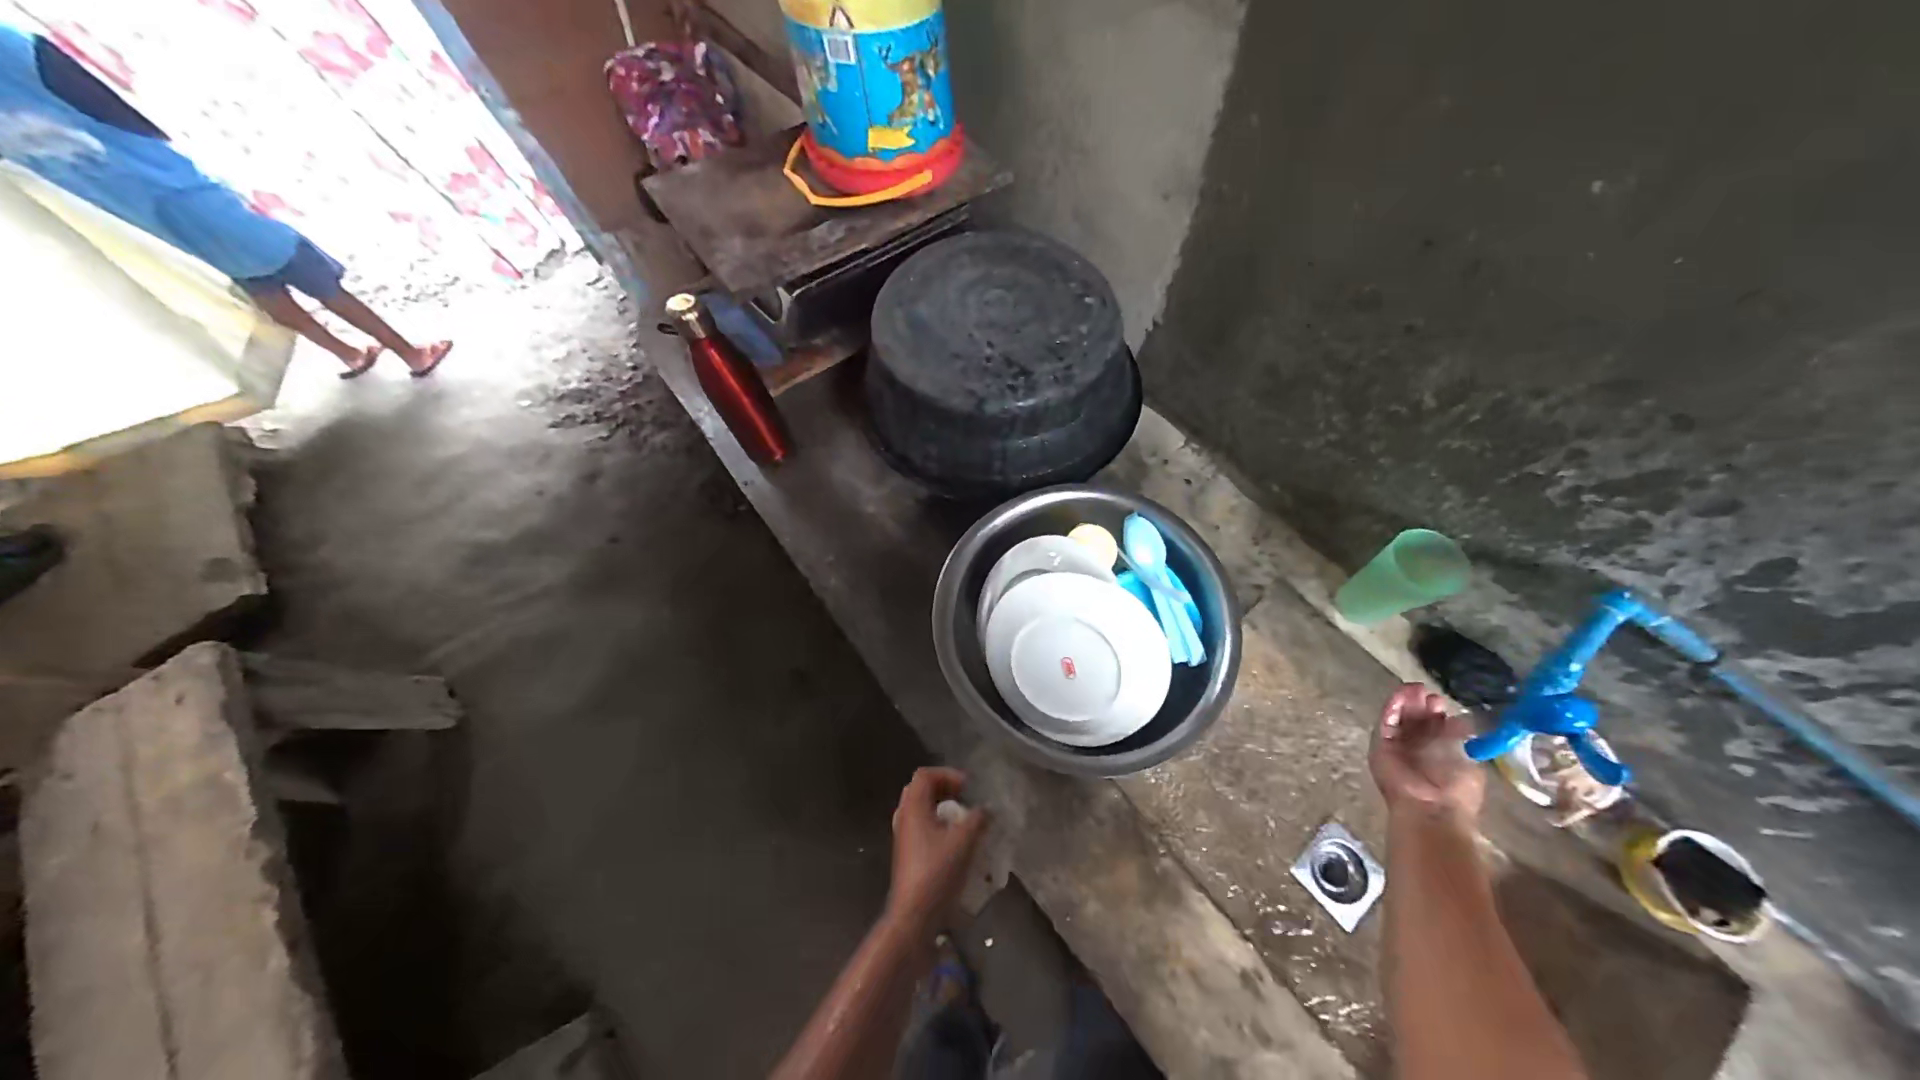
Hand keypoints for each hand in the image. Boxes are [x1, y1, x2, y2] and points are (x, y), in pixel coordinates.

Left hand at [886, 767, 988, 929]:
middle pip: (921, 790)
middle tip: (966, 798)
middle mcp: (904, 818)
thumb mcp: (964, 842)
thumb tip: (986, 810)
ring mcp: (904, 837)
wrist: (913, 916)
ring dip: (943, 808)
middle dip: (945, 789)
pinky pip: (922, 827)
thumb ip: (978, 820)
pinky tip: (957, 842)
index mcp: (912, 808)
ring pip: (922, 810)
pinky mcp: (908, 854)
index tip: (969, 787)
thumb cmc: (937, 873)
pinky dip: (939, 825)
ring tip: (964, 819)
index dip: (948, 774)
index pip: (925, 775)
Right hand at [1370, 684, 1484, 823]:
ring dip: (1404, 702)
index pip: (1434, 726)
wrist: (1431, 807)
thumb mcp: (1467, 759)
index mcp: (1440, 753)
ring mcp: (1398, 747)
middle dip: (1419, 704)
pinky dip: (1391, 709)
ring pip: (1399, 719)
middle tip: (1423, 691)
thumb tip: (1458, 718)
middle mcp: (1417, 748)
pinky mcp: (1380, 746)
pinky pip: (1385, 723)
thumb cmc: (1455, 788)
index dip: (1436, 712)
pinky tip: (1398, 696)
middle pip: (1415, 720)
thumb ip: (1459, 738)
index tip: (1438, 701)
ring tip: (1410, 687)